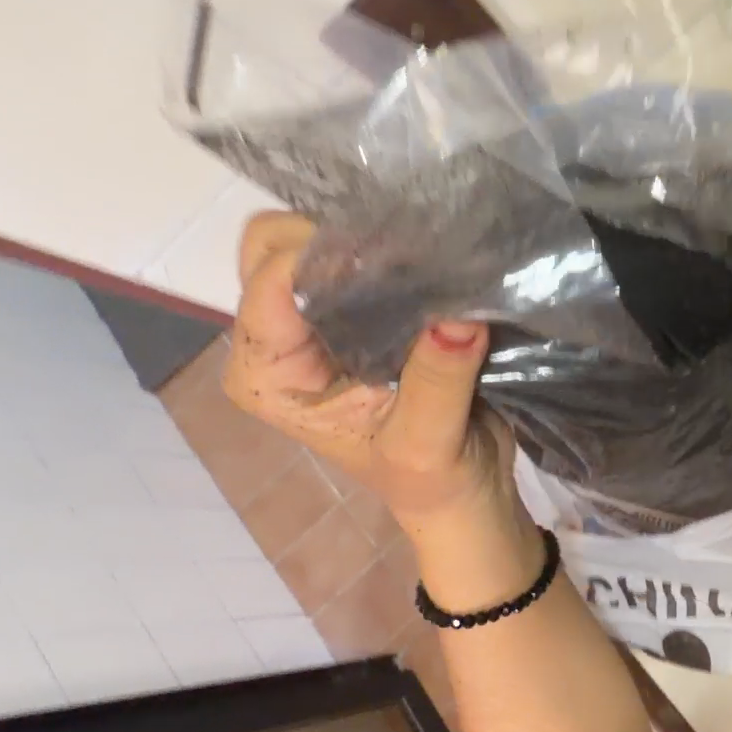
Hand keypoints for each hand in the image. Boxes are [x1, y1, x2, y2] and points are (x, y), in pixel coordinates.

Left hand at [223, 213, 520, 538]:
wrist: (463, 493)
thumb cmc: (434, 479)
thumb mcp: (428, 441)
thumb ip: (437, 379)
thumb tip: (458, 317)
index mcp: (269, 375)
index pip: (270, 284)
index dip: (324, 257)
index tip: (396, 255)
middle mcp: (281, 341)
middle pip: (277, 249)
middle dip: (338, 238)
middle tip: (410, 251)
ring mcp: (319, 327)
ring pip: (317, 246)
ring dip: (368, 242)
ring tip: (425, 254)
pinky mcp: (361, 319)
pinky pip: (361, 261)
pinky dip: (392, 253)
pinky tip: (431, 262)